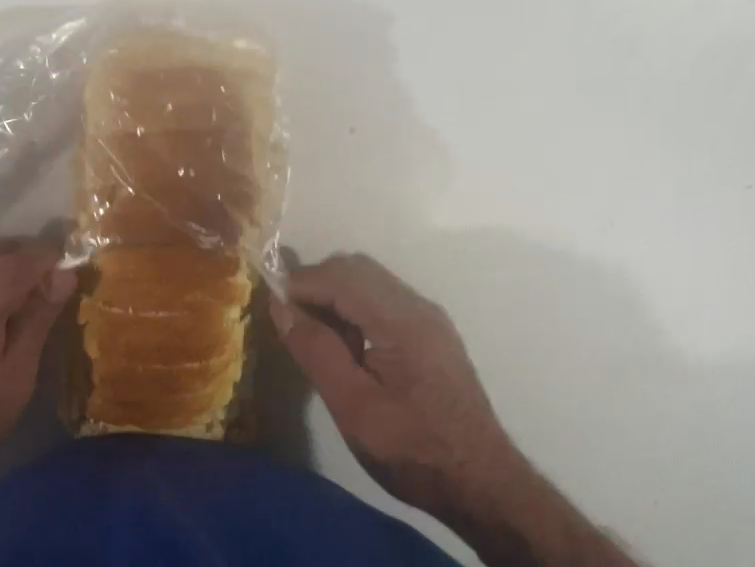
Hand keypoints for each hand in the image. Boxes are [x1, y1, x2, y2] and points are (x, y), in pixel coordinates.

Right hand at [270, 254, 523, 517]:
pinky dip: (354, 306)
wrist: (483, 486)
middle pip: (355, 268)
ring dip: (334, 294)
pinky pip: (383, 298)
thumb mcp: (353, 407)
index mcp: (401, 321)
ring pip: (369, 279)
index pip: (339, 276)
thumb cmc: (413, 450)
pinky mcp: (432, 333)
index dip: (299, 283)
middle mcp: (418, 307)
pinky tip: (348, 345)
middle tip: (292, 321)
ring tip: (317, 336)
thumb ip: (315, 350)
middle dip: (316, 283)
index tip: (272, 305)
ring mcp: (429, 318)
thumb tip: (280, 305)